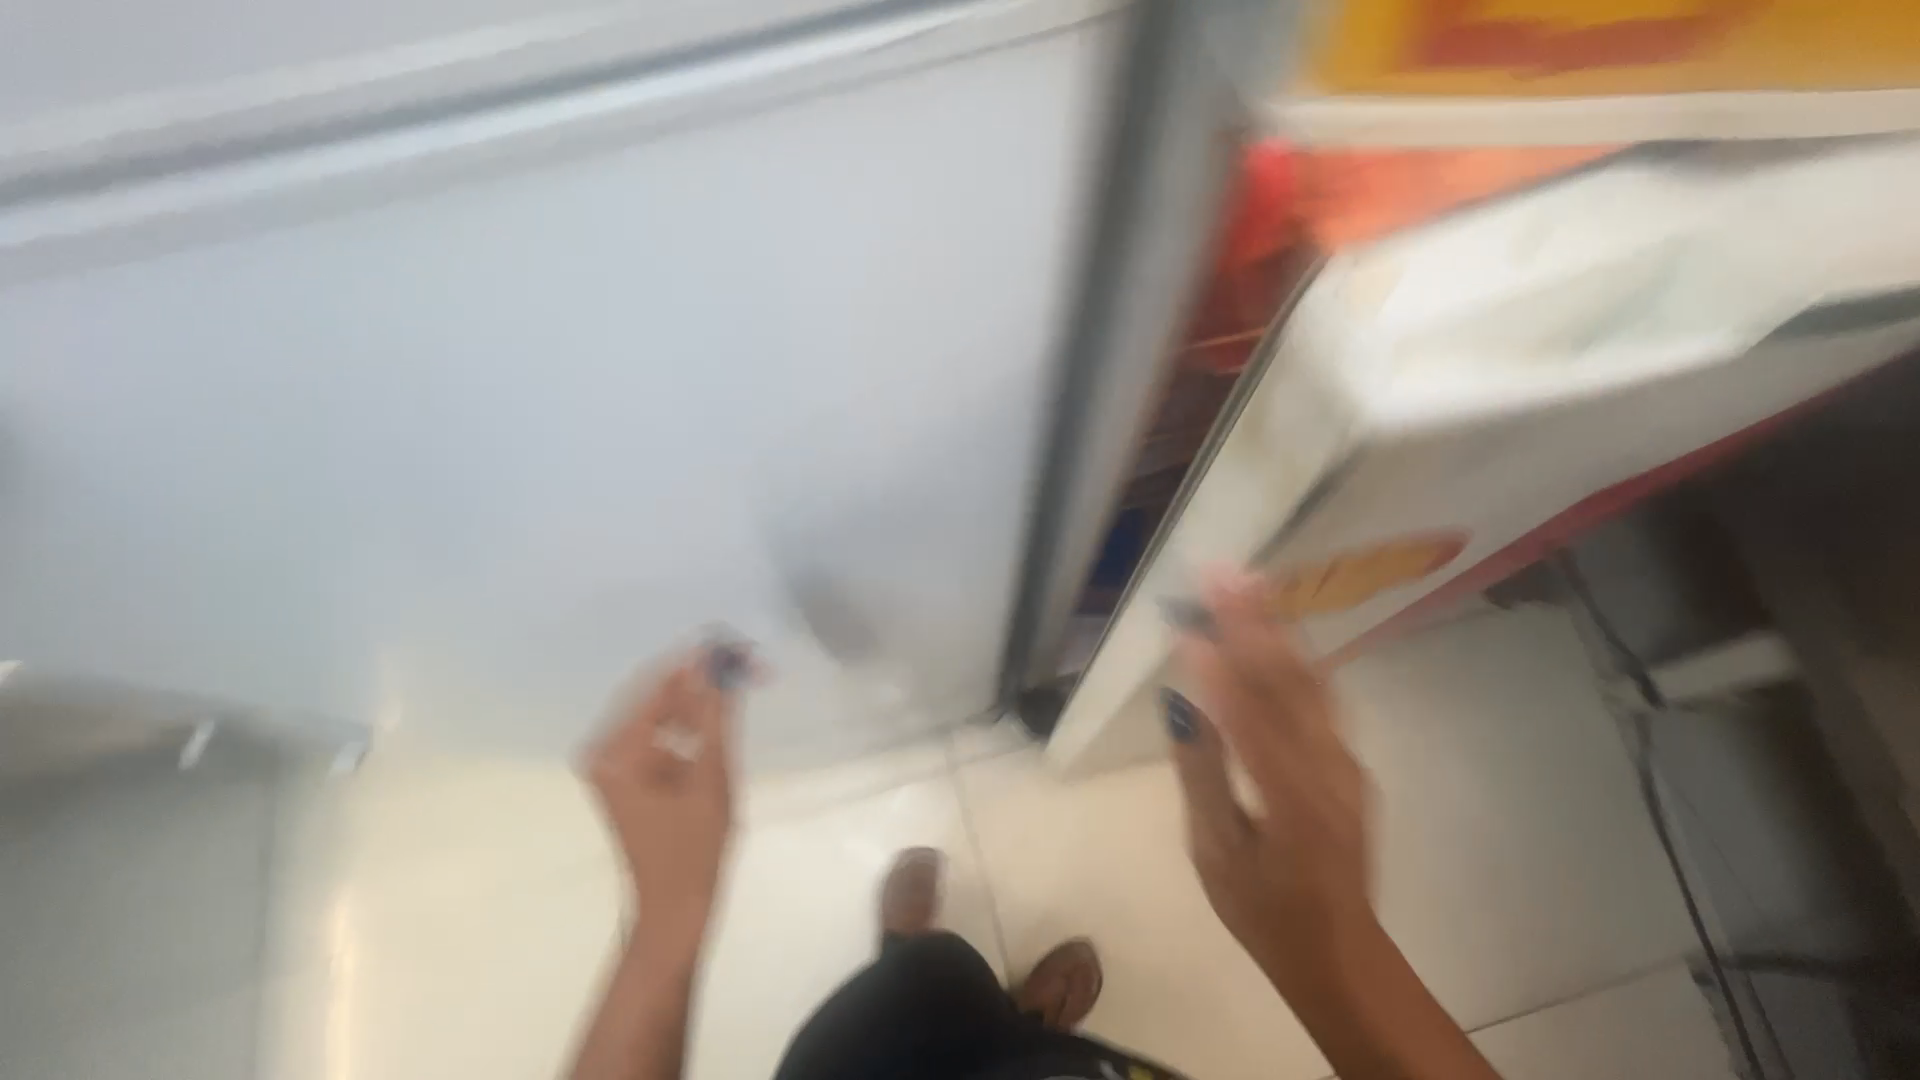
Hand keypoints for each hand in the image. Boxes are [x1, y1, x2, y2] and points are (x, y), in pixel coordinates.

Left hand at [581, 644, 745, 962]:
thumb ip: (716, 714)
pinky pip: (659, 733)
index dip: (703, 662)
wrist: (675, 908)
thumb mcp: (712, 775)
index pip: (661, 684)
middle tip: (749, 668)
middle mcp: (603, 750)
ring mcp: (611, 763)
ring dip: (699, 702)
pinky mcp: (625, 774)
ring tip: (739, 693)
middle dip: (703, 680)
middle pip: (657, 694)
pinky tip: (717, 727)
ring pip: (661, 711)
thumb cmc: (695, 848)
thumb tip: (719, 661)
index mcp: (616, 750)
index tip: (742, 650)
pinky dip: (689, 726)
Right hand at [1165, 571, 1375, 990]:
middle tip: (1219, 572)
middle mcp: (1330, 770)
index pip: (1250, 718)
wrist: (1339, 948)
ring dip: (1277, 626)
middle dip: (1252, 622)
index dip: (1217, 668)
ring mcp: (1347, 761)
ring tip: (1247, 580)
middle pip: (1288, 682)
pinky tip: (1276, 626)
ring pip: (1312, 681)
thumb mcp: (1215, 853)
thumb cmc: (1262, 908)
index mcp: (1292, 801)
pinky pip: (1321, 696)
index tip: (1186, 624)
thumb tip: (1182, 705)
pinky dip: (1295, 654)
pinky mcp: (1349, 760)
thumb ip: (1202, 774)